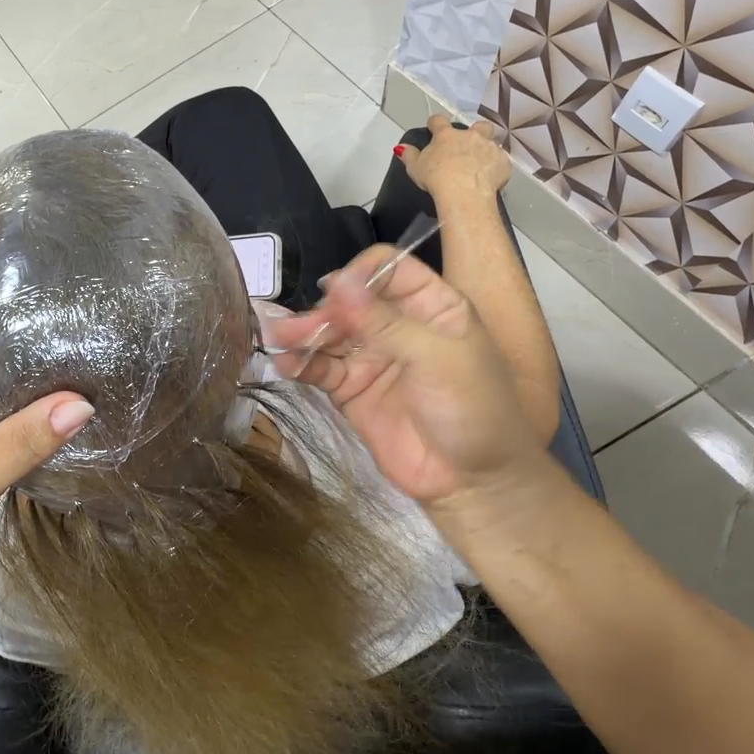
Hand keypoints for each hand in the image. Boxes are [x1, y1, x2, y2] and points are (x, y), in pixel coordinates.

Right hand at [259, 248, 543, 506]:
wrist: (474, 484)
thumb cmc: (474, 411)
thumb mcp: (437, 358)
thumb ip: (384, 321)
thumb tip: (337, 282)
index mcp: (432, 307)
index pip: (388, 270)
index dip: (360, 275)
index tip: (336, 293)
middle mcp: (397, 325)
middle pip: (348, 301)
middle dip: (322, 311)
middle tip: (297, 328)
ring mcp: (371, 358)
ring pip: (328, 333)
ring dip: (302, 334)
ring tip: (278, 340)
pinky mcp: (349, 390)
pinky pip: (318, 368)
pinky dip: (299, 364)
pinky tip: (286, 364)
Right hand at [398, 115, 510, 196]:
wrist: (465, 193)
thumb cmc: (436, 178)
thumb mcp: (415, 167)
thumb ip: (409, 155)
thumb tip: (402, 147)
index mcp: (447, 135)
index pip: (439, 120)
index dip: (435, 122)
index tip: (433, 127)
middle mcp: (471, 136)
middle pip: (478, 125)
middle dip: (475, 131)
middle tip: (467, 145)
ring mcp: (490, 148)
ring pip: (492, 143)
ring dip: (485, 150)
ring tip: (478, 165)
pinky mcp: (504, 163)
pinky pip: (500, 161)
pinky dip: (494, 167)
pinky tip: (487, 177)